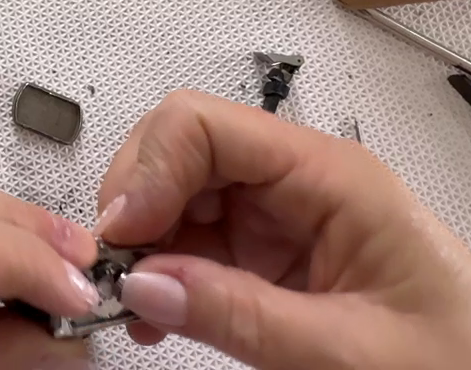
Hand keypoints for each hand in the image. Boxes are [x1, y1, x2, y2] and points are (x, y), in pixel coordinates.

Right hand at [95, 90, 470, 369]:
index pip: (203, 125)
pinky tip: (151, 311)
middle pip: (177, 148)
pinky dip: (158, 268)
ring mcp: (272, 214)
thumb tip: (139, 282)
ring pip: (172, 193)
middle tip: (116, 266)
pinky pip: (188, 240)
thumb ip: (241, 316)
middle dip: (135, 198)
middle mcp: (289, 178)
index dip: (150, 167)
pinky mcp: (262, 252)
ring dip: (140, 239)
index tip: (124, 234)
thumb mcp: (355, 355)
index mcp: (324, 173)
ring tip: (130, 301)